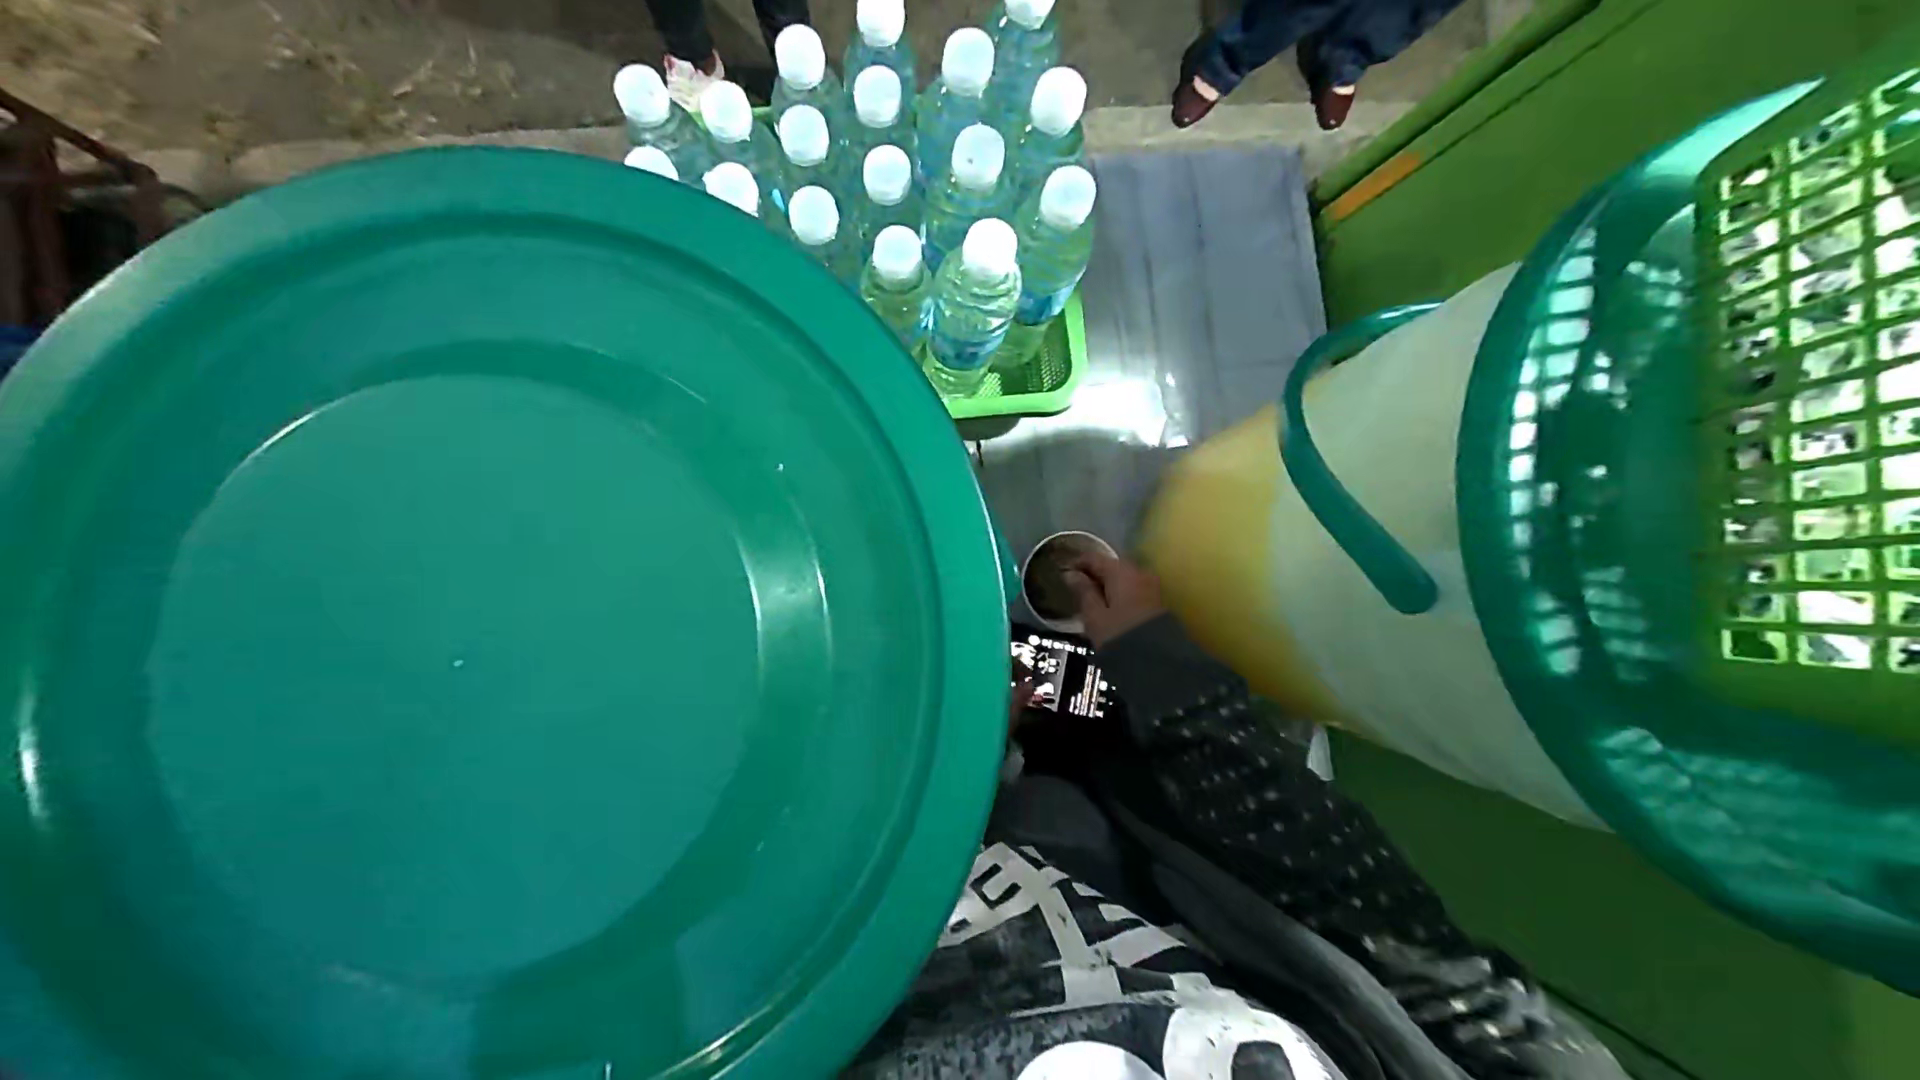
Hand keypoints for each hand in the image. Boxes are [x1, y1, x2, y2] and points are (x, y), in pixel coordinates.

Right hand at [1062, 552, 1165, 646]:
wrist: (1158, 662)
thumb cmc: (1119, 635)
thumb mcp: (1094, 615)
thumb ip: (1083, 591)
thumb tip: (1071, 574)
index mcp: (1121, 571)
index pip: (1094, 558)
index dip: (1076, 564)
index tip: (1063, 574)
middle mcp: (1139, 572)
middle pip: (1110, 566)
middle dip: (1093, 575)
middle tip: (1076, 589)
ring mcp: (1151, 586)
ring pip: (1123, 579)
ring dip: (1107, 586)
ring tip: (1091, 600)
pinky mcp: (1157, 602)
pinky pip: (1133, 590)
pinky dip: (1119, 594)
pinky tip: (1110, 608)